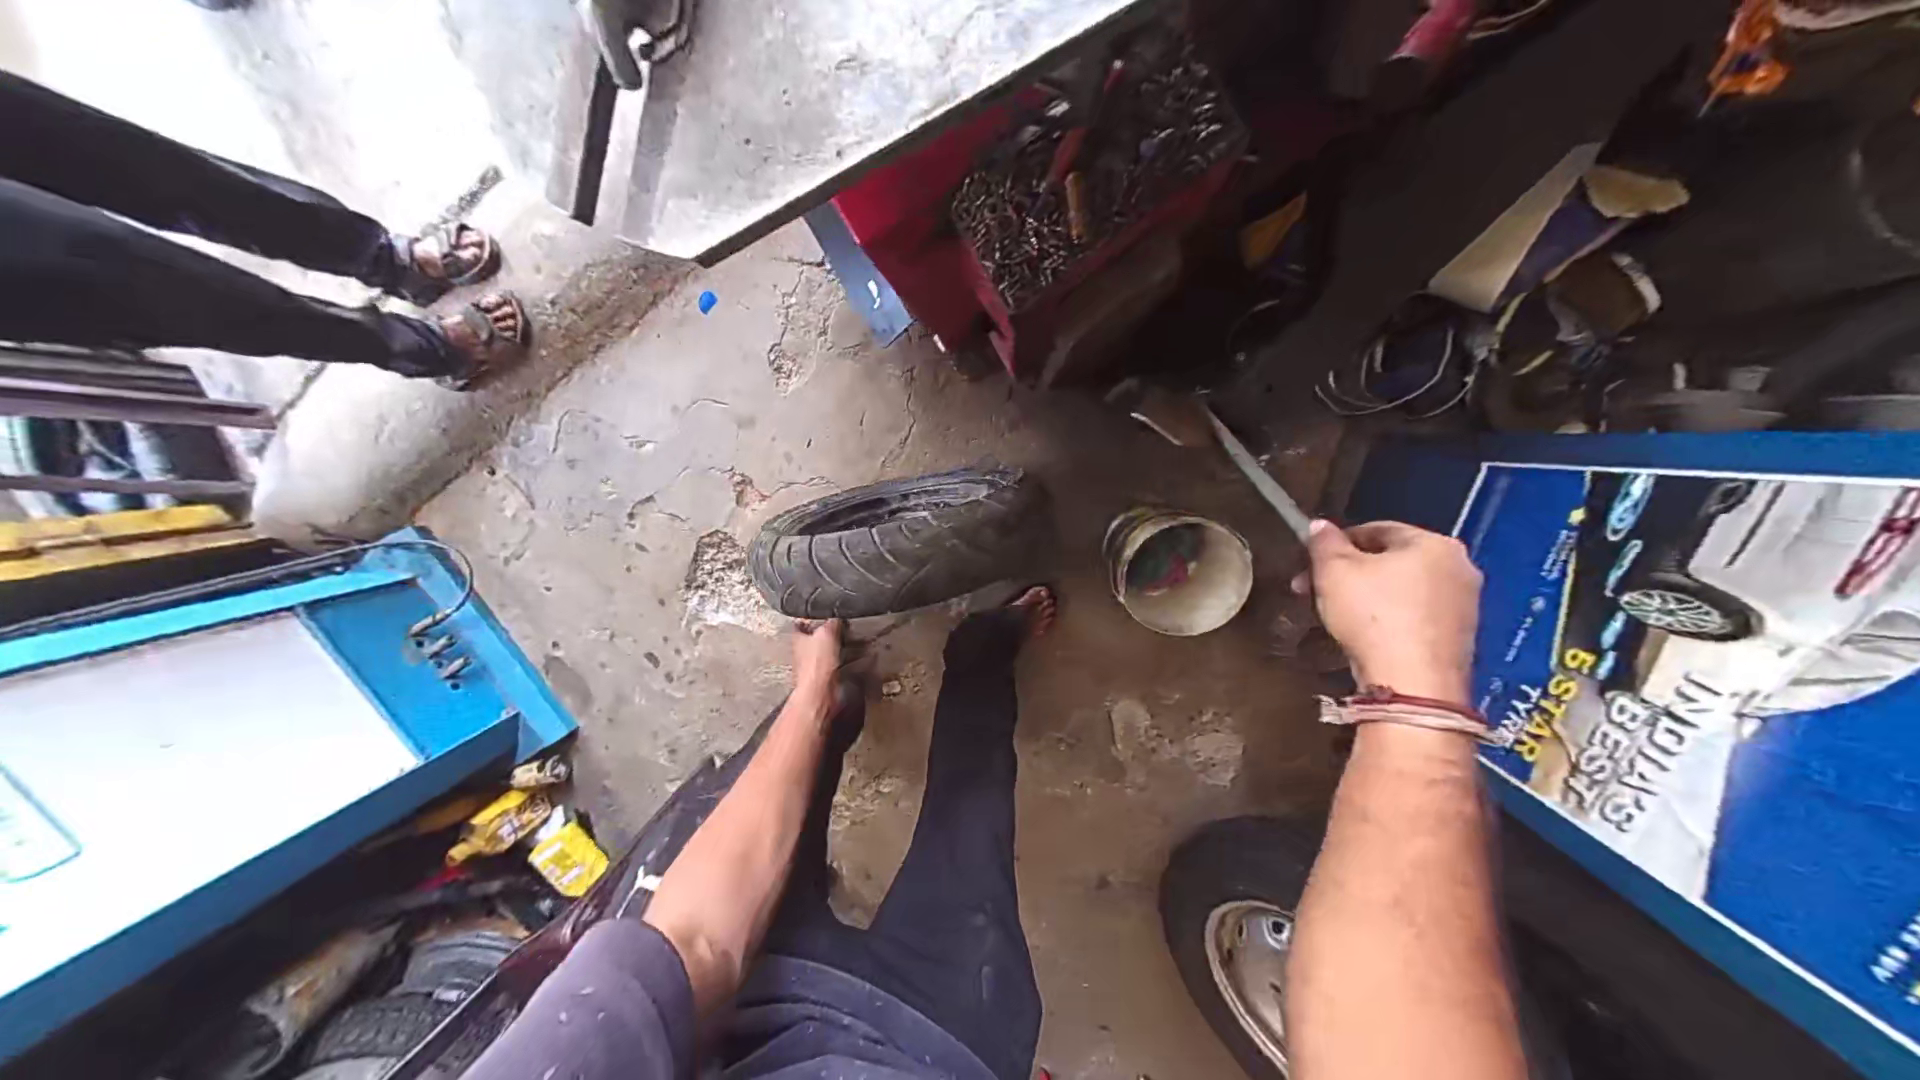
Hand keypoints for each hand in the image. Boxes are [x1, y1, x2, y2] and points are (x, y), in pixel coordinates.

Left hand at [790, 619, 843, 696]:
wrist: (820, 691)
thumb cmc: (815, 665)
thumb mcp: (827, 633)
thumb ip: (831, 622)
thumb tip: (836, 618)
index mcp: (797, 638)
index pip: (799, 623)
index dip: (808, 618)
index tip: (817, 614)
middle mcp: (801, 652)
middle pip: (810, 638)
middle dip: (821, 633)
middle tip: (833, 627)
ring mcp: (809, 665)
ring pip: (819, 651)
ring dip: (828, 647)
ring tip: (840, 641)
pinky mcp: (820, 677)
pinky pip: (827, 664)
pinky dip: (834, 660)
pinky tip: (841, 659)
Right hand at [1294, 520, 1480, 704]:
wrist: (1413, 683)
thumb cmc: (1371, 615)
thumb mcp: (1333, 571)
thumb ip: (1324, 542)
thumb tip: (1320, 526)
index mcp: (1433, 543)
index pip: (1375, 529)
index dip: (1335, 545)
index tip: (1310, 565)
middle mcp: (1459, 567)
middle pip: (1390, 560)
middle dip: (1348, 573)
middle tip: (1314, 590)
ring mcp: (1465, 604)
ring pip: (1401, 588)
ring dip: (1366, 595)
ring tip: (1335, 614)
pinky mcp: (1460, 636)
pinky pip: (1415, 614)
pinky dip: (1388, 618)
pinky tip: (1364, 634)